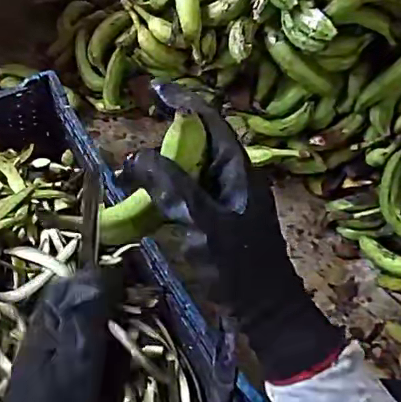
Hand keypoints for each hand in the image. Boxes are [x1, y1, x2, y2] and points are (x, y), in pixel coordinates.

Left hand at [0, 267, 120, 401]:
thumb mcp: (76, 361)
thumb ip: (89, 315)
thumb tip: (103, 270)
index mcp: (49, 323)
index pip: (82, 283)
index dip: (111, 287)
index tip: (136, 302)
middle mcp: (52, 336)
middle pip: (96, 314)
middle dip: (118, 332)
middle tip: (126, 355)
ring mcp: (58, 363)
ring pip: (101, 344)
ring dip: (116, 362)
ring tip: (116, 386)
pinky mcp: (66, 388)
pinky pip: (97, 371)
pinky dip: (109, 383)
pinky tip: (110, 401)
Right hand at [121, 82, 344, 383]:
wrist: (266, 311)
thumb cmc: (241, 268)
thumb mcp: (205, 224)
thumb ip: (173, 188)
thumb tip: (134, 156)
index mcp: (238, 169)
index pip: (210, 121)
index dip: (182, 101)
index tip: (153, 90)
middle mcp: (234, 177)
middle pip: (200, 140)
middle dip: (169, 131)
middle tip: (139, 125)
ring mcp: (227, 198)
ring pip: (193, 167)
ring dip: (166, 162)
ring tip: (135, 166)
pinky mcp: (219, 219)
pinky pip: (190, 192)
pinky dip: (168, 189)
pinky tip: (149, 198)